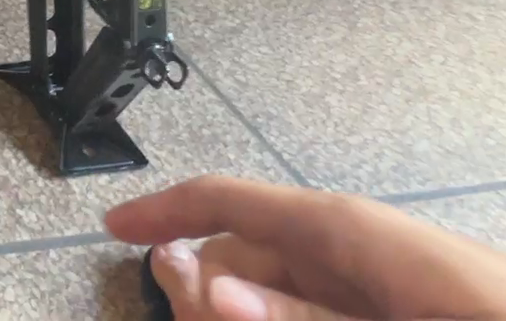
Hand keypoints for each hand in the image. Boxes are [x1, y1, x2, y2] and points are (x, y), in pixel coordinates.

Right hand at [106, 175, 505, 319]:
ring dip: (245, 309)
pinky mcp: (393, 305)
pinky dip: (287, 315)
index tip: (112, 229)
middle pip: (240, 254)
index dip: (160, 210)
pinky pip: (317, 308)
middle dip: (206, 289)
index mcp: (340, 227)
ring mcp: (372, 282)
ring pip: (274, 291)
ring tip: (230, 318)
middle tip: (199, 320)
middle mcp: (346, 245)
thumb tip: (208, 291)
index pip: (220, 198)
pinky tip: (271, 316)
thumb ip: (309, 317)